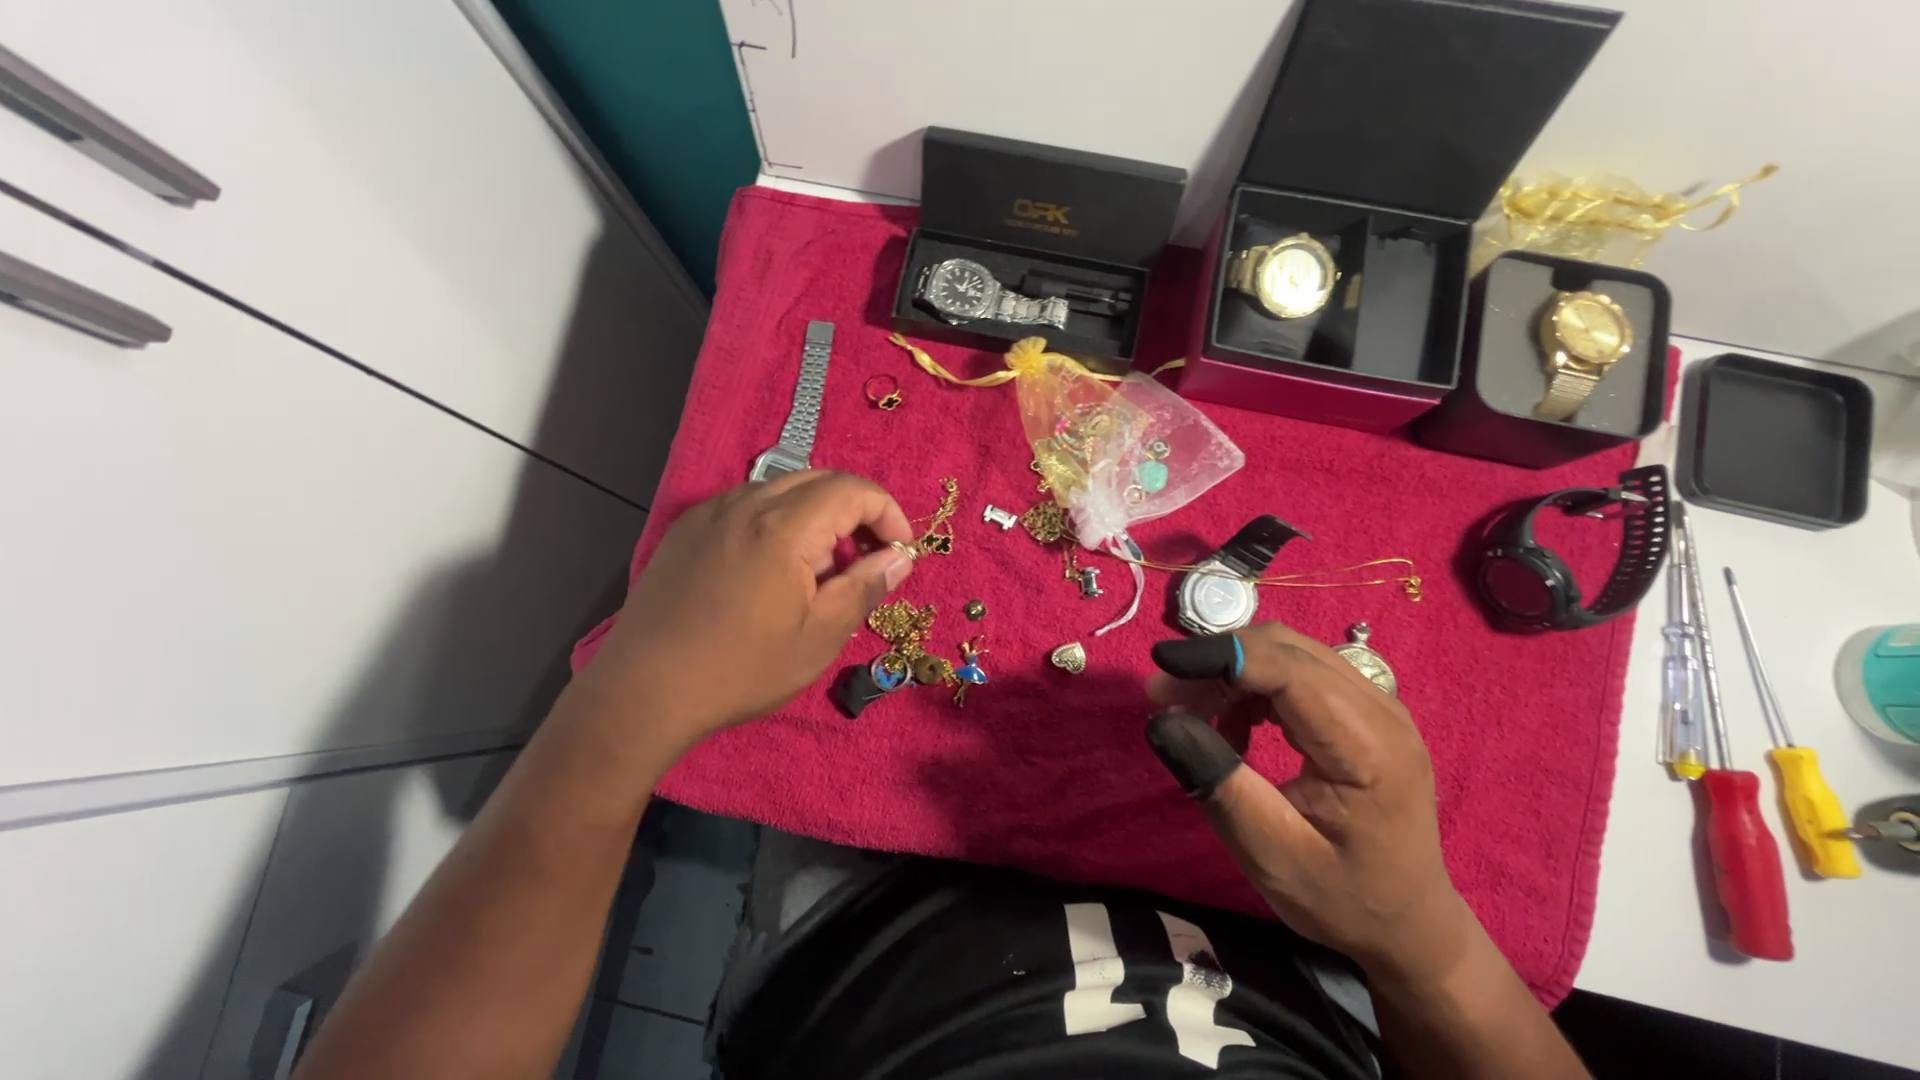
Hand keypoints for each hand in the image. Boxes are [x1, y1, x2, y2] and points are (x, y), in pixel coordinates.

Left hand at [575, 471, 914, 747]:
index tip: (899, 552)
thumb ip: (865, 587)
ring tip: (822, 567)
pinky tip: (773, 567)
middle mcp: (746, 503)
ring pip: (781, 489)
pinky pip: (746, 505)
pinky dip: (778, 521)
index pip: (853, 490)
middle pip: (819, 480)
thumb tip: (900, 558)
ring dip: (817, 515)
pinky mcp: (686, 530)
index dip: (888, 514)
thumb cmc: (741, 669)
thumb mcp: (819, 637)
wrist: (643, 691)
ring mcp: (710, 513)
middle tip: (867, 559)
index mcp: (785, 526)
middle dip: (856, 511)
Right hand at [1143, 624, 1476, 989]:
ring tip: (1190, 713)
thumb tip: (1161, 720)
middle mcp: (1381, 710)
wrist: (1407, 925)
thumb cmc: (1341, 897)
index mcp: (1368, 747)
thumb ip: (1218, 783)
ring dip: (1232, 671)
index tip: (1160, 667)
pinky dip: (1253, 685)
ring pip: (1289, 653)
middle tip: (1164, 696)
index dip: (1220, 657)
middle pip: (1286, 649)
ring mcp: (1378, 706)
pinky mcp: (1365, 712)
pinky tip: (1233, 727)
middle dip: (1217, 662)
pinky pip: (1299, 673)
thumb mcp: (1270, 854)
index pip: (1287, 669)